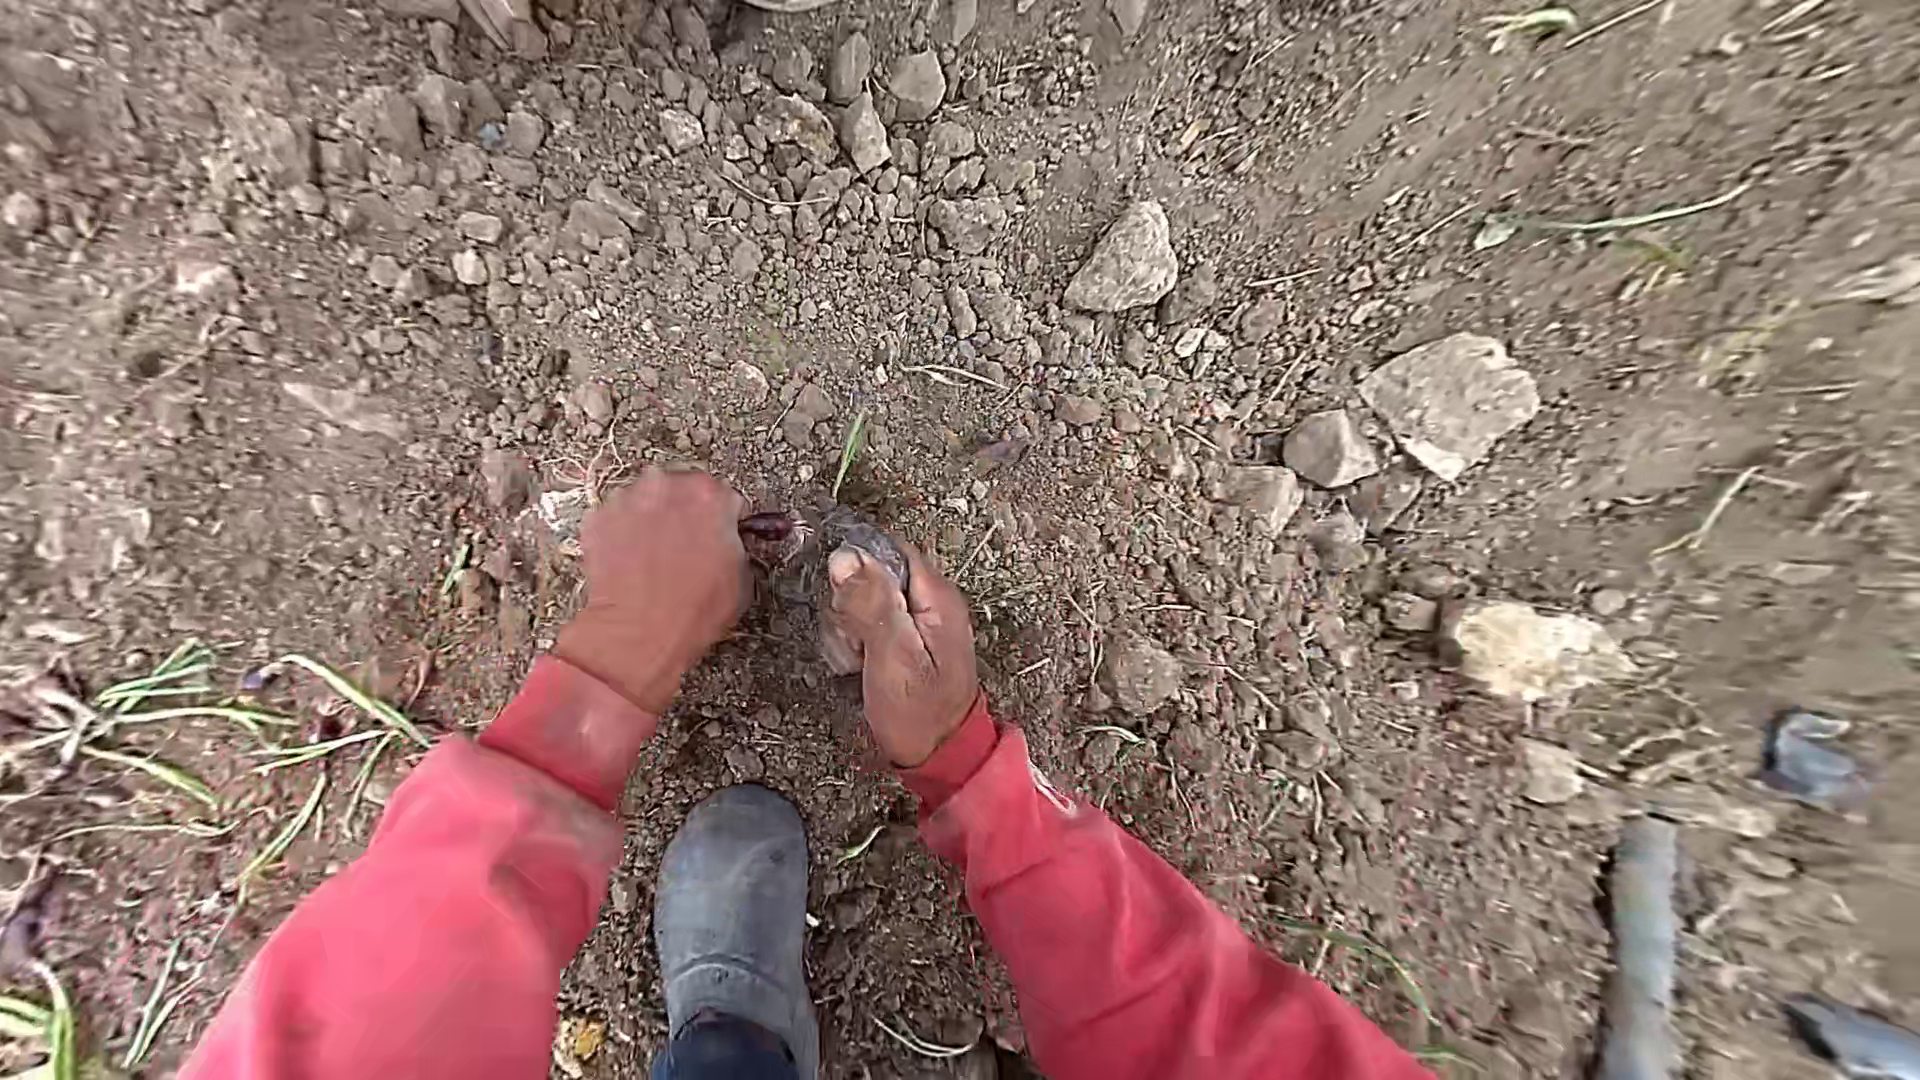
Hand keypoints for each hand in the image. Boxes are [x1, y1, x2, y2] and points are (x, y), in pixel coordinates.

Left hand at [552, 468, 748, 712]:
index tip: (723, 534)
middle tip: (690, 546)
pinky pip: (619, 517)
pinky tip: (635, 561)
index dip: (728, 521)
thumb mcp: (742, 577)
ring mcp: (630, 500)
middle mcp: (669, 487)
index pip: (727, 497)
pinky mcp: (599, 518)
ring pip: (650, 500)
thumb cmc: (693, 608)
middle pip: (685, 490)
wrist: (641, 632)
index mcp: (712, 496)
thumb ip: (737, 544)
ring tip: (660, 556)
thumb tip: (731, 544)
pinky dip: (626, 532)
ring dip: (656, 519)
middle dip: (689, 514)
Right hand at [823, 540, 979, 766]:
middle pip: (874, 575)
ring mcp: (920, 621)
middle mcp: (932, 602)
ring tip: (862, 659)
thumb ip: (872, 605)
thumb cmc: (921, 713)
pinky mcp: (908, 640)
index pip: (889, 551)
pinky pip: (871, 625)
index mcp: (936, 596)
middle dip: (853, 607)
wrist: (940, 756)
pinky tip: (862, 666)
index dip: (859, 570)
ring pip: (867, 601)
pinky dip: (859, 643)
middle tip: (859, 643)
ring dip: (852, 629)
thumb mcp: (893, 656)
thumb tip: (847, 558)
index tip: (846, 602)